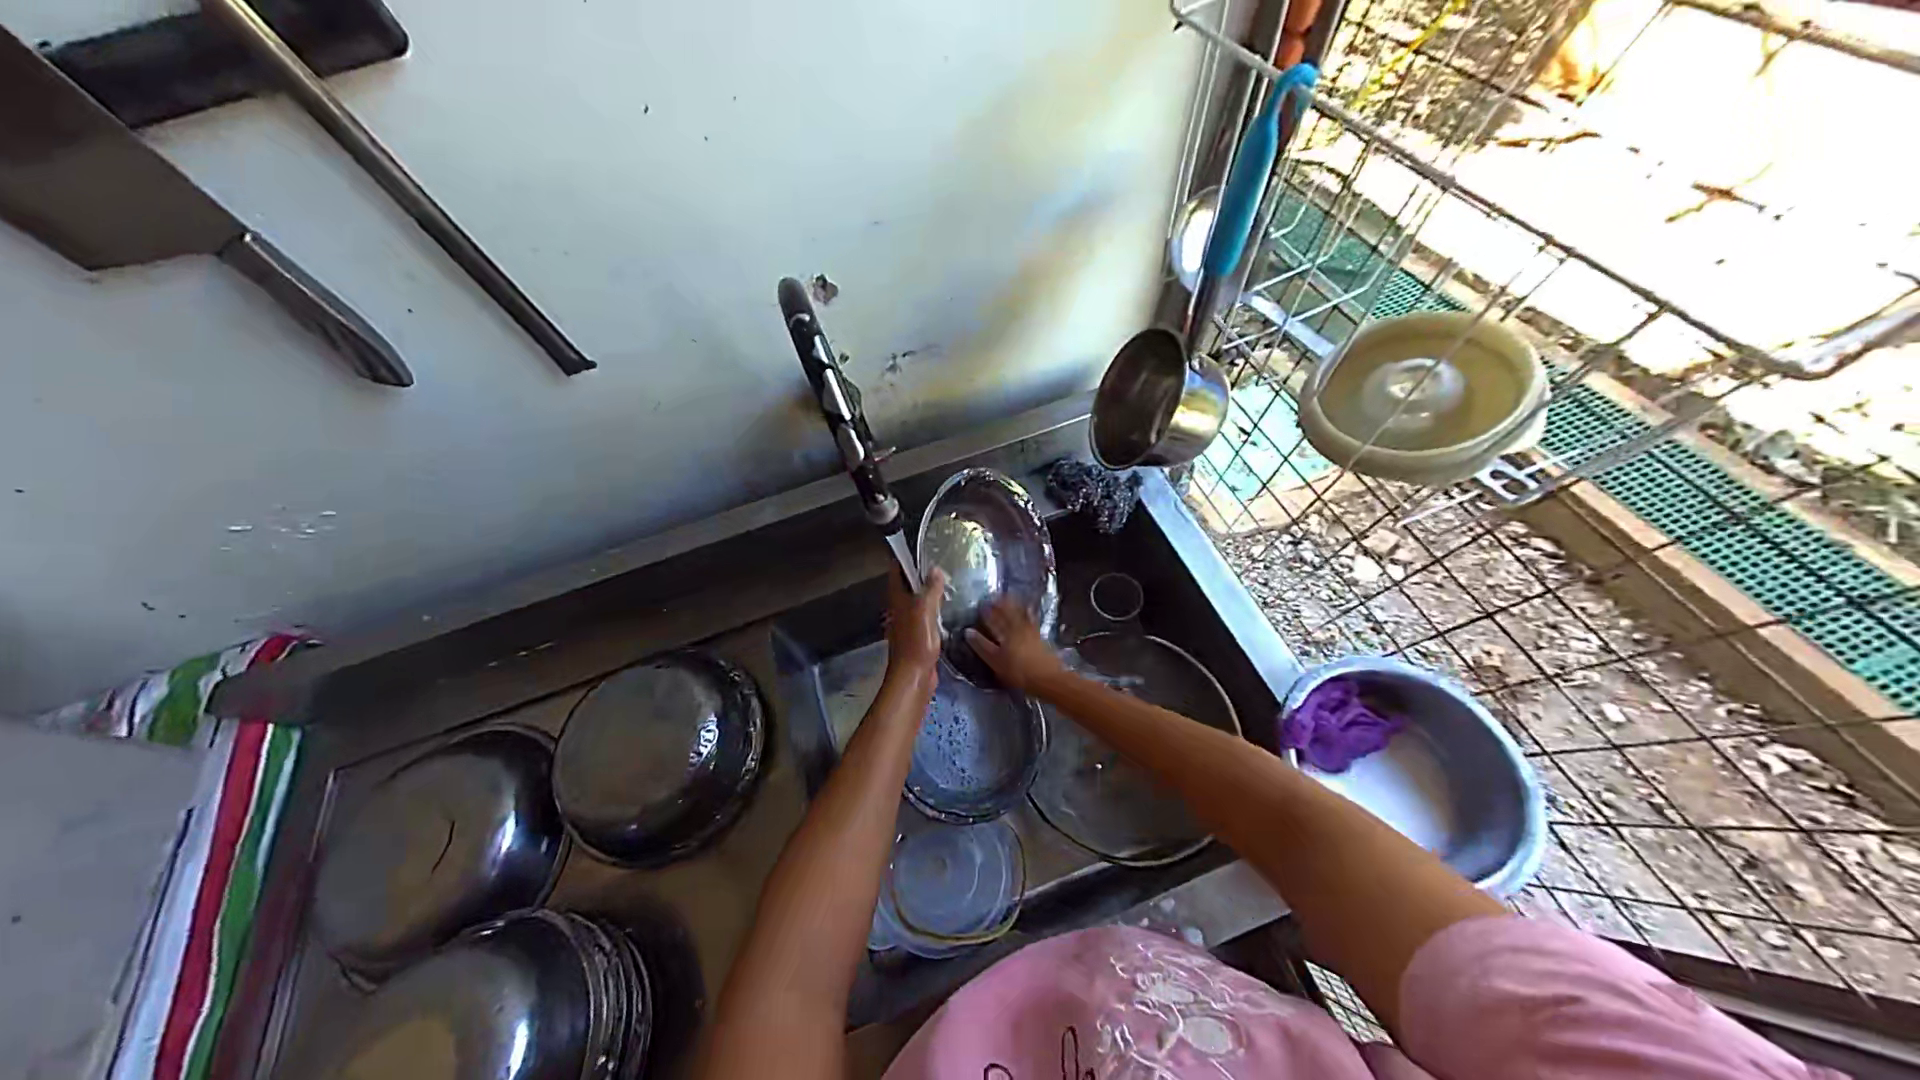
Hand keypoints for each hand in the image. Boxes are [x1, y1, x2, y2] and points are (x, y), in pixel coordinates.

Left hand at [885, 566, 946, 681]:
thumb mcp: (924, 610)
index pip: (896, 570)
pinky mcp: (918, 635)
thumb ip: (930, 589)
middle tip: (941, 561)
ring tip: (948, 580)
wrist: (914, 676)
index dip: (905, 557)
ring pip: (917, 600)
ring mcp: (908, 622)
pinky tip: (948, 607)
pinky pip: (926, 615)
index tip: (920, 546)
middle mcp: (900, 607)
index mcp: (897, 598)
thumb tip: (935, 569)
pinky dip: (935, 608)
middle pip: (907, 584)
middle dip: (920, 573)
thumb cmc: (916, 641)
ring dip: (929, 591)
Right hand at [965, 598, 1066, 693]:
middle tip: (996, 596)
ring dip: (1015, 605)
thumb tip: (967, 631)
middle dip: (1001, 604)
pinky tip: (1029, 611)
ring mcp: (1032, 632)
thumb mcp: (996, 661)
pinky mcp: (1041, 638)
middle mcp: (1019, 628)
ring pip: (1021, 614)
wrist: (1049, 679)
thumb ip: (982, 646)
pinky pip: (1032, 620)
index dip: (986, 612)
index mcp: (1006, 632)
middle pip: (1009, 613)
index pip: (993, 619)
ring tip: (1010, 598)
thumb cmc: (1019, 672)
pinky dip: (1029, 613)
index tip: (980, 604)